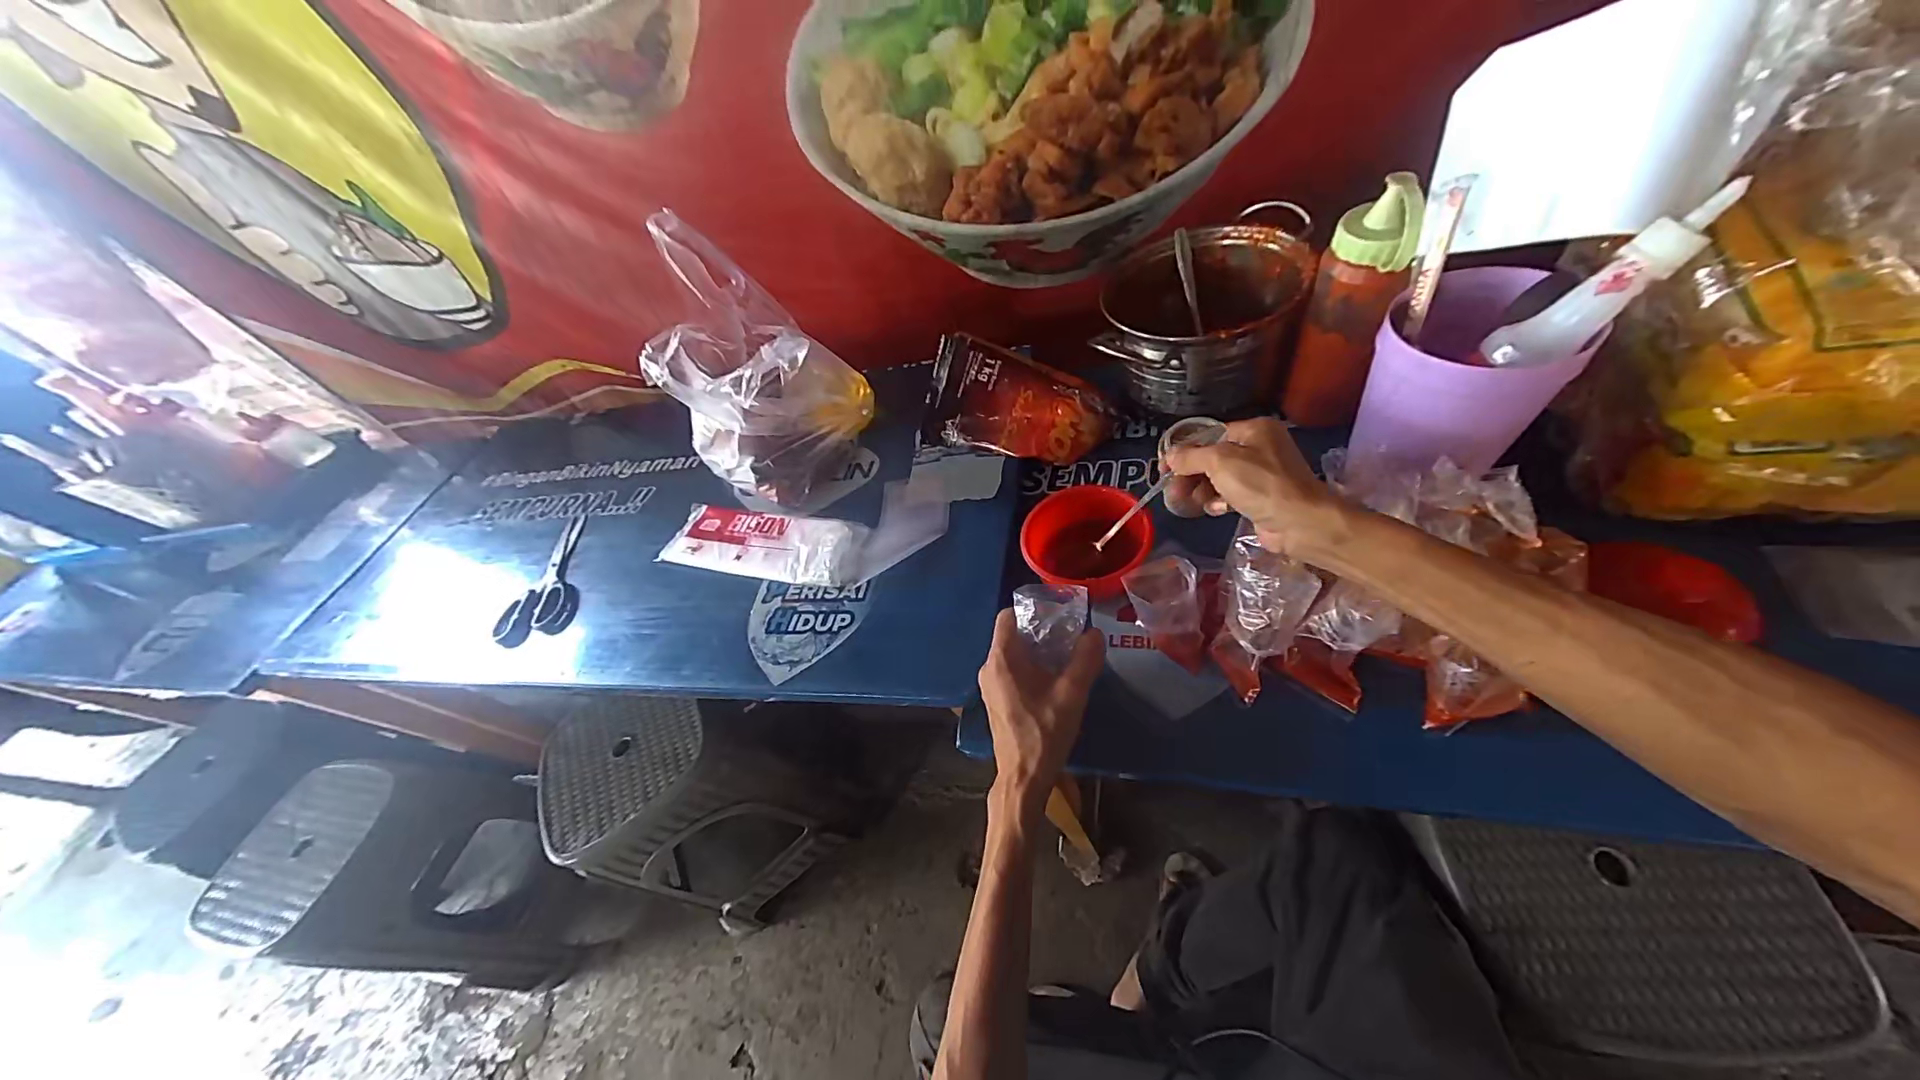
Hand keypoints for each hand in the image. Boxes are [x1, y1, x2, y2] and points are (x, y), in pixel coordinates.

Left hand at [977, 608, 1104, 817]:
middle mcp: (989, 668)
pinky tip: (1053, 682)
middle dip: (1039, 632)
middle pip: (1012, 635)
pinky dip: (1030, 669)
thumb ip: (1085, 660)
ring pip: (1012, 655)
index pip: (1008, 616)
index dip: (1032, 610)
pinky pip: (1011, 672)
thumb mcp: (1072, 694)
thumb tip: (1095, 633)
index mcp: (1001, 659)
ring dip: (1037, 652)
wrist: (1024, 778)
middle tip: (1069, 636)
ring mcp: (990, 686)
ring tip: (1065, 658)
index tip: (1057, 615)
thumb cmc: (1044, 733)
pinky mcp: (996, 701)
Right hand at [1163, 416, 1350, 558]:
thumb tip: (1170, 455)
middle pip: (1212, 458)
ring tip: (1192, 503)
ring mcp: (1262, 473)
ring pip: (1219, 478)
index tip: (1164, 468)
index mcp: (1254, 429)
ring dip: (1203, 491)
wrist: (1299, 522)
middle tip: (1173, 490)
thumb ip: (1191, 456)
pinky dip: (1220, 501)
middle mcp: (1260, 447)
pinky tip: (1218, 510)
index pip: (1209, 435)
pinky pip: (1230, 495)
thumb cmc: (1261, 484)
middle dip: (1191, 475)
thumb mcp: (1220, 462)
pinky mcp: (1261, 497)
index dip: (1184, 451)